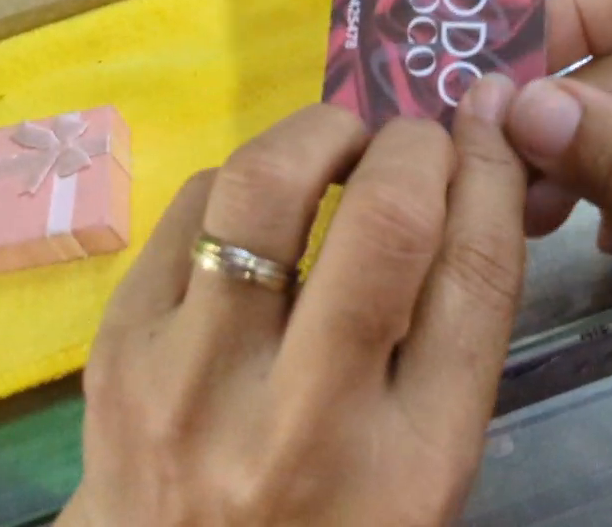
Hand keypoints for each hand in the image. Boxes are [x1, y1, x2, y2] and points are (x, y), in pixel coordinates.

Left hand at [58, 87, 527, 526]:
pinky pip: (198, 200)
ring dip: (320, 133)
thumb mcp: (421, 457)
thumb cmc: (326, 516)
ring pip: (266, 183)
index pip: (475, 274)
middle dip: (412, 145)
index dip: (490, 172)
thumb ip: (452, 325)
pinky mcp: (120, 345)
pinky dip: (248, 176)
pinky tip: (263, 206)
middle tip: (409, 144)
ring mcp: (195, 382)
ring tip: (338, 146)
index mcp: (414, 466)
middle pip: (385, 220)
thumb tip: (469, 168)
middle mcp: (304, 424)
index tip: (485, 124)